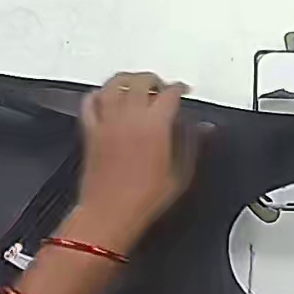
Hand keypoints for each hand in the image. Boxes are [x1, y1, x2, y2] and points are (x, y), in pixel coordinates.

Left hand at [71, 73, 208, 249]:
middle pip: (140, 80)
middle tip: (161, 87)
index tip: (182, 91)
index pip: (170, 93)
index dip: (179, 88)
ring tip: (135, 85)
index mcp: (155, 124)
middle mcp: (129, 116)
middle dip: (154, 80)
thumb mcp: (179, 174)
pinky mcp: (90, 130)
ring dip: (127, 79)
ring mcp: (107, 121)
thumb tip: (203, 129)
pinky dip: (99, 94)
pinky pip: (90, 101)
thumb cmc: (143, 200)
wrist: (109, 213)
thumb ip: (191, 145)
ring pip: (114, 84)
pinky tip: (106, 97)